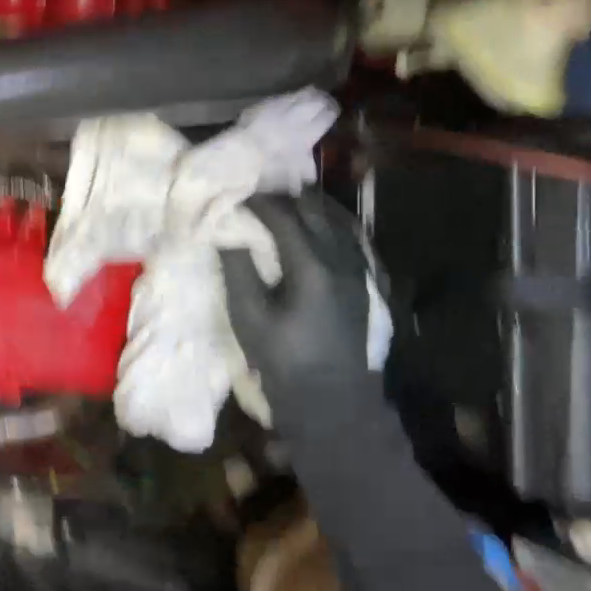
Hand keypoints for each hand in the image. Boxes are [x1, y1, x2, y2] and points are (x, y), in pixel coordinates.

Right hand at [219, 192, 374, 407]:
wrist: (332, 400)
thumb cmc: (282, 359)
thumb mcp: (248, 315)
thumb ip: (237, 268)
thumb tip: (225, 231)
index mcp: (312, 269)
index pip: (284, 218)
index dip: (258, 201)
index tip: (234, 193)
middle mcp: (342, 262)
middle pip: (315, 212)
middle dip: (285, 196)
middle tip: (256, 190)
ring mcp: (359, 272)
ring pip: (339, 221)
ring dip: (312, 205)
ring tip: (287, 197)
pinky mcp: (365, 284)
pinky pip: (353, 239)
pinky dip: (334, 222)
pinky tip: (321, 223)